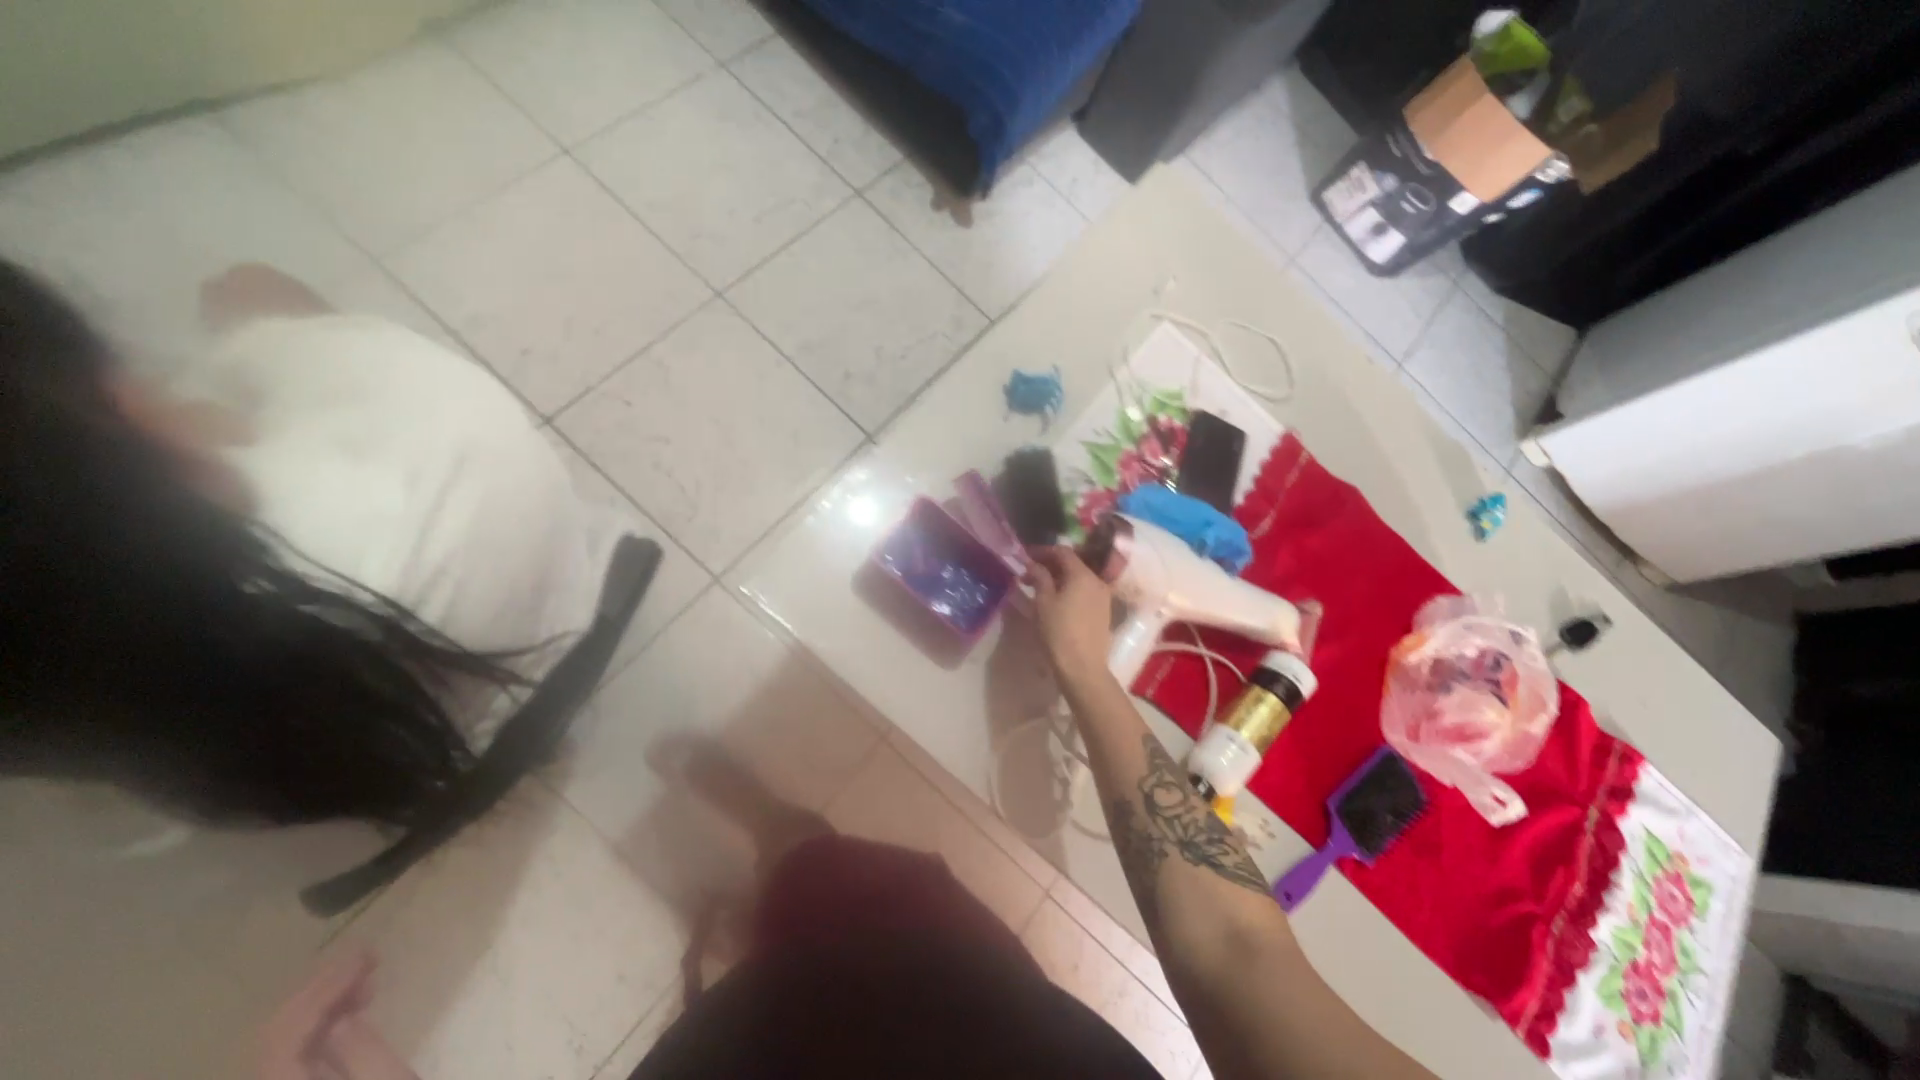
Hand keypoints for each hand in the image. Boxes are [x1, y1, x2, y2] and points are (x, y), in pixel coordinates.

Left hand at [258, 949, 416, 1079]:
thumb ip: (363, 1053)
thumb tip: (341, 1016)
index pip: (287, 1032)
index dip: (324, 987)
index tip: (368, 954)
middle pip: (275, 1036)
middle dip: (319, 990)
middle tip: (369, 960)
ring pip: (280, 1044)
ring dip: (320, 1005)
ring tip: (365, 982)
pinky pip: (291, 1058)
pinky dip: (318, 1027)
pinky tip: (348, 1014)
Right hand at [1024, 546, 1113, 685]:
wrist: (1082, 666)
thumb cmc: (1059, 631)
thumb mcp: (1043, 602)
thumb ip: (1039, 577)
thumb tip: (1033, 564)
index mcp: (1082, 574)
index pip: (1063, 551)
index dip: (1042, 551)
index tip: (1025, 557)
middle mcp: (1097, 580)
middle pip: (1073, 563)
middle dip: (1050, 565)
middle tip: (1028, 573)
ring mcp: (1103, 597)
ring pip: (1079, 578)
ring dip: (1059, 578)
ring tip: (1039, 588)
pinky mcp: (1103, 612)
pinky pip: (1084, 592)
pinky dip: (1069, 589)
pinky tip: (1056, 600)